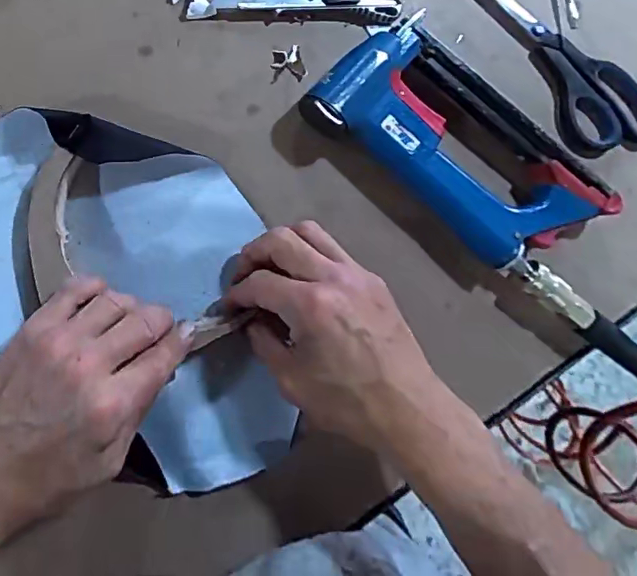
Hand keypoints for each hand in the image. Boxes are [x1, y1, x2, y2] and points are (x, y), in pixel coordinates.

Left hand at [0, 277, 189, 547]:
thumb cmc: (47, 479)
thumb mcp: (108, 463)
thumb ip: (140, 409)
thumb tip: (163, 364)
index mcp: (111, 405)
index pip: (163, 354)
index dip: (180, 341)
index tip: (185, 334)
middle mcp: (89, 364)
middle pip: (146, 320)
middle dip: (161, 323)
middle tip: (156, 332)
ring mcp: (59, 339)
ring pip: (116, 299)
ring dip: (130, 308)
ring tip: (123, 323)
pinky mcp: (35, 325)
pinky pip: (78, 286)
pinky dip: (96, 290)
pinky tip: (97, 305)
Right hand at [223, 222, 458, 459]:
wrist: (407, 406)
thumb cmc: (347, 402)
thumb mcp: (292, 381)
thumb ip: (265, 343)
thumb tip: (254, 320)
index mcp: (310, 304)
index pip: (260, 282)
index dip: (237, 293)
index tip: (229, 306)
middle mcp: (332, 276)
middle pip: (280, 239)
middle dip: (252, 253)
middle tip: (242, 276)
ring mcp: (355, 271)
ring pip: (309, 231)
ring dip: (283, 243)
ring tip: (271, 266)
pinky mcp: (371, 277)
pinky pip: (333, 249)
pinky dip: (310, 253)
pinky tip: (305, 279)